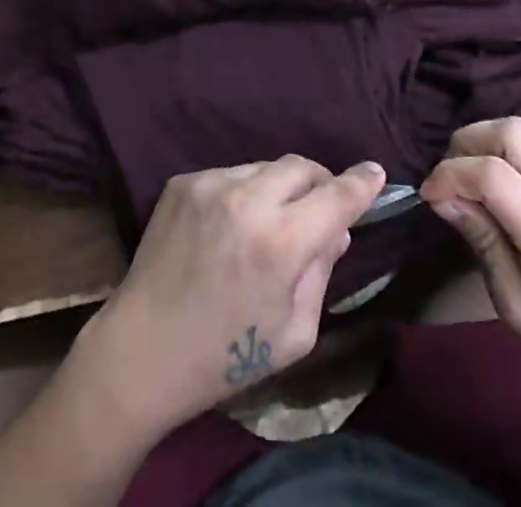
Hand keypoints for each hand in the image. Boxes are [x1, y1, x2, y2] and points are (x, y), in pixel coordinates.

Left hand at [70, 157, 385, 434]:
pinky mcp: (180, 184)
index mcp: (280, 241)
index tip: (375, 173)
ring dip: (278, 188)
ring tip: (270, 223)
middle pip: (299, 166)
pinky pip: (228, 176)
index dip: (362, 183)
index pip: (337, 195)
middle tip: (323, 206)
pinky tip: (231, 226)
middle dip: (320, 181)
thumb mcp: (295, 331)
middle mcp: (244, 199)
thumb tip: (334, 230)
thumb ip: (321, 271)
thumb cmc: (227, 354)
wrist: (145, 347)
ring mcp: (207, 185)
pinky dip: (242, 193)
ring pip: (262, 168)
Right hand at [419, 118, 520, 405]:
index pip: (494, 175)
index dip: (449, 175)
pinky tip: (493, 190)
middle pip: (512, 132)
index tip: (430, 197)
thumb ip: (482, 243)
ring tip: (467, 184)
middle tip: (449, 177)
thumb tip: (442, 197)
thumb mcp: (515, 306)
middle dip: (466, 143)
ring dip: (482, 147)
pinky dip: (499, 155)